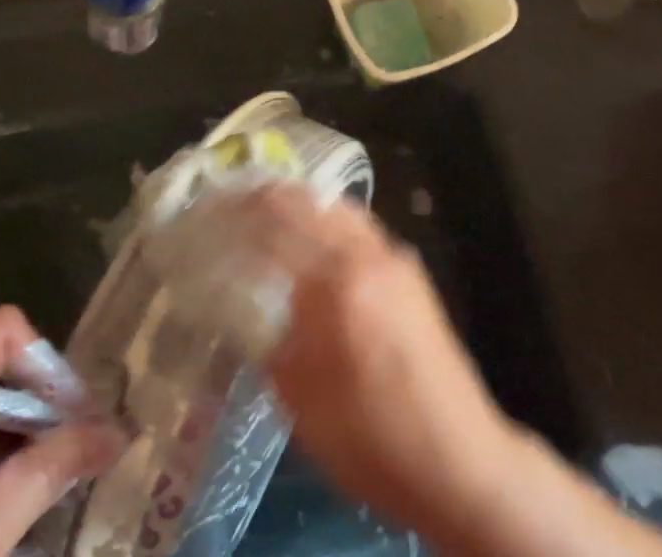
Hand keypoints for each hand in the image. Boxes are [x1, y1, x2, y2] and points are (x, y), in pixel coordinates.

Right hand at [241, 186, 523, 542]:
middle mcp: (367, 255)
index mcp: (335, 281)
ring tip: (262, 219)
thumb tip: (244, 306)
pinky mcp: (412, 276)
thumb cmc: (369, 439)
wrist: (460, 462)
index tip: (201, 217)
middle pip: (307, 202)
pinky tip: (309, 246)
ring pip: (338, 209)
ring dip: (298, 205)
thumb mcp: (297, 396)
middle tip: (227, 210)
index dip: (231, 215)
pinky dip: (326, 224)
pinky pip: (359, 229)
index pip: (271, 223)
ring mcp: (396, 261)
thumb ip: (267, 337)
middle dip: (261, 199)